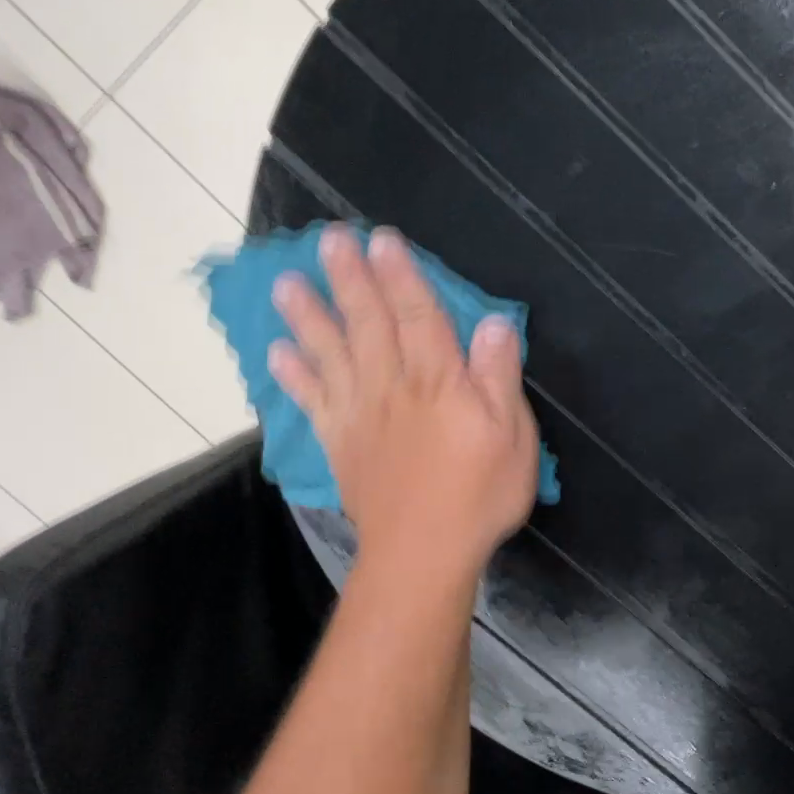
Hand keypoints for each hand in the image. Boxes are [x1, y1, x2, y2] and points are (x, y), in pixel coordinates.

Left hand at [268, 224, 540, 573]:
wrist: (423, 553)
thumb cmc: (481, 492)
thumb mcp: (514, 435)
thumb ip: (499, 376)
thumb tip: (495, 323)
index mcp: (440, 382)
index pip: (420, 317)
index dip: (402, 277)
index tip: (383, 240)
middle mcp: (393, 388)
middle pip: (370, 325)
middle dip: (350, 280)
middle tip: (329, 241)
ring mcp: (360, 415)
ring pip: (333, 354)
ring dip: (310, 317)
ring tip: (287, 284)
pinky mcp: (340, 443)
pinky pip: (312, 400)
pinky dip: (294, 374)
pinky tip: (279, 351)